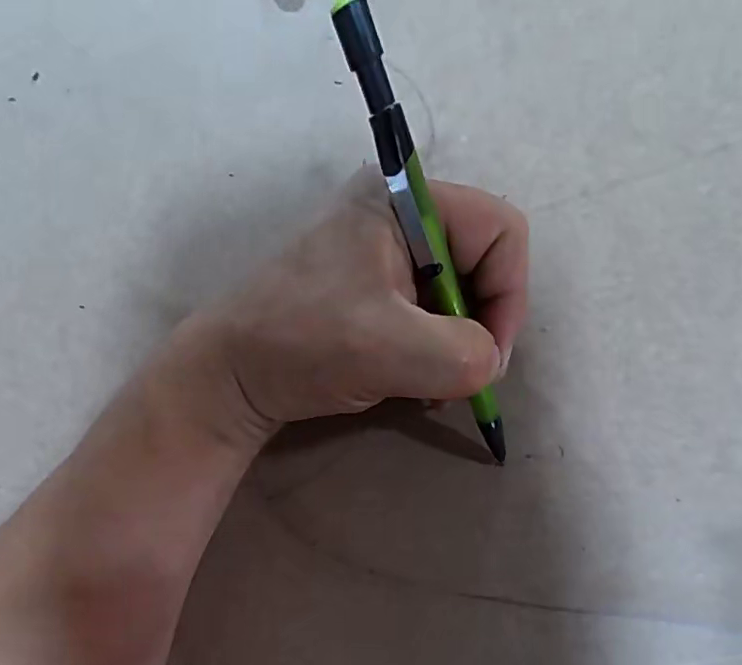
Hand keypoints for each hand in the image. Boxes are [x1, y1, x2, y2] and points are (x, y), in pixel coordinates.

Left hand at [180, 171, 529, 440]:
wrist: (231, 376)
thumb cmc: (302, 344)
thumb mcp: (391, 349)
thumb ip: (462, 354)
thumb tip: (490, 363)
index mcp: (403, 201)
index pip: (502, 232)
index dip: (509, 296)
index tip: (489, 357)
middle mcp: (399, 219)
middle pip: (483, 266)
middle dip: (480, 329)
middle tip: (460, 378)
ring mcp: (385, 259)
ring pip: (460, 300)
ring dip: (456, 350)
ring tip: (428, 387)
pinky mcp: (374, 296)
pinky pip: (431, 320)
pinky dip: (433, 357)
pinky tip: (411, 384)